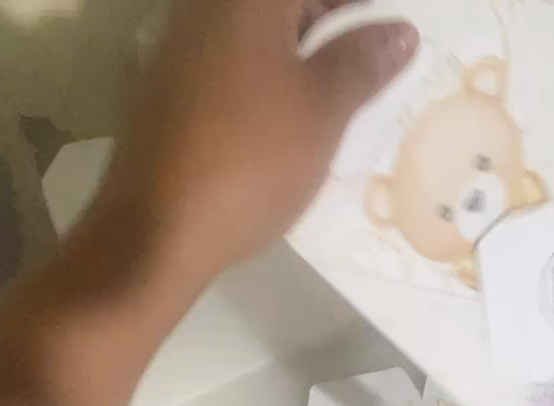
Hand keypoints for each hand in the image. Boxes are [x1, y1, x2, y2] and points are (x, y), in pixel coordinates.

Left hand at [84, 0, 416, 281]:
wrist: (155, 236)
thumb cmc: (249, 164)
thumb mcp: (321, 113)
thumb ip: (362, 63)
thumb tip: (398, 32)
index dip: (357, 9)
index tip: (382, 45)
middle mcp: (203, 10)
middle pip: (281, 7)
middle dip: (326, 34)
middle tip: (360, 81)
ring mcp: (175, 54)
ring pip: (252, 42)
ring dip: (294, 66)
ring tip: (325, 114)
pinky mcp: (161, 99)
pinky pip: (224, 75)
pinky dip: (259, 92)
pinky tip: (276, 137)